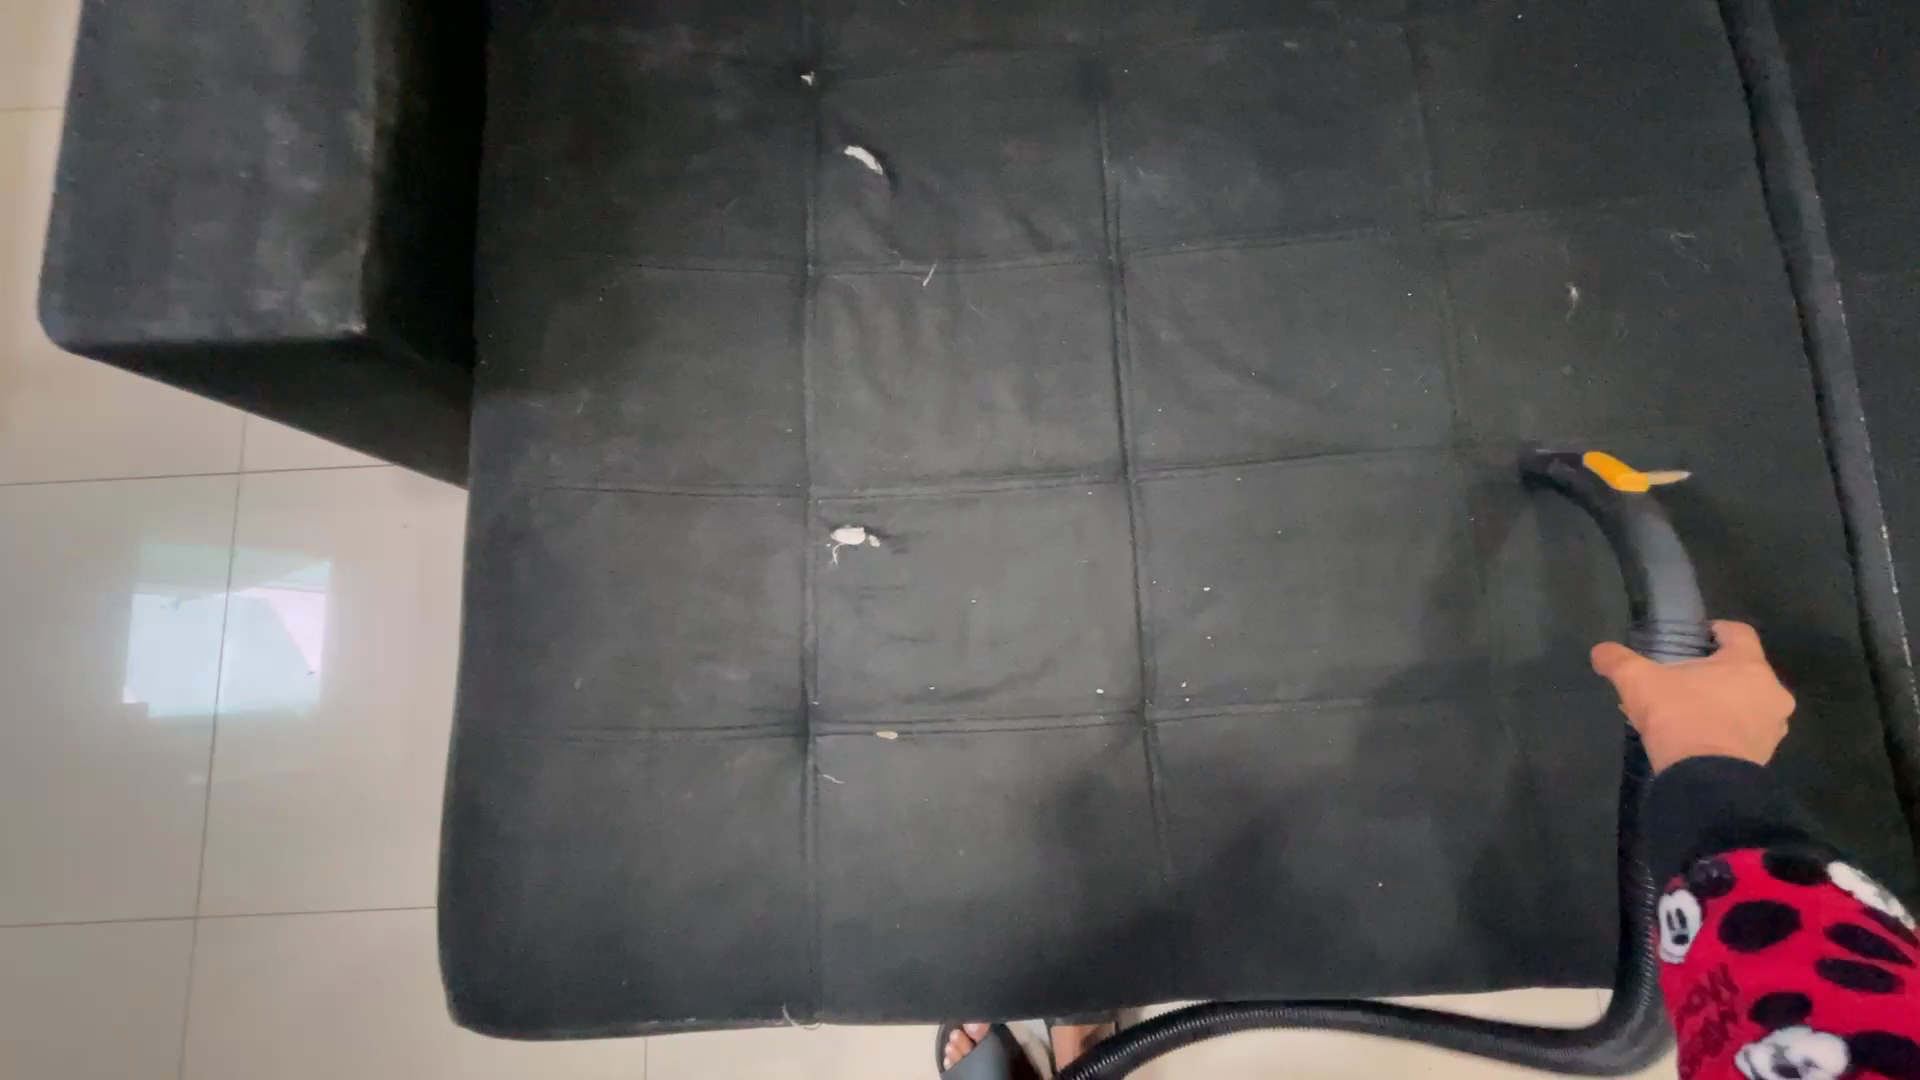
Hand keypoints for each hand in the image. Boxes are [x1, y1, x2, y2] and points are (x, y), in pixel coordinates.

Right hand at [1589, 620, 1794, 772]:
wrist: (1703, 772)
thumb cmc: (1677, 714)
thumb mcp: (1634, 679)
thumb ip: (1615, 658)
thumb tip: (1601, 651)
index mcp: (1746, 665)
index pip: (1738, 632)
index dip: (1715, 629)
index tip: (1693, 636)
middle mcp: (1771, 690)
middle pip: (1741, 669)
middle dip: (1710, 671)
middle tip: (1677, 678)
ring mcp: (1774, 722)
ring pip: (1745, 699)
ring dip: (1719, 699)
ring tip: (1682, 708)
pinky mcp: (1767, 749)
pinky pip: (1745, 726)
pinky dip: (1723, 724)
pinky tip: (1692, 732)